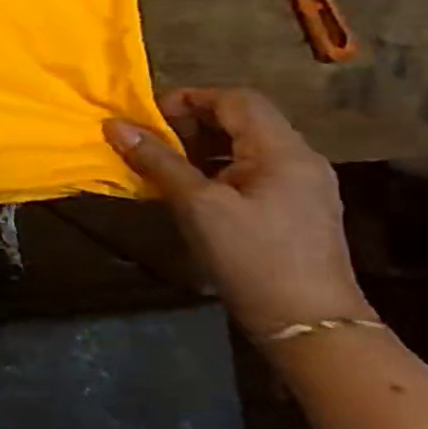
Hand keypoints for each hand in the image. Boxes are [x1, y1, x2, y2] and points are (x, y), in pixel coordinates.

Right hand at [104, 88, 374, 339]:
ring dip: (205, 146)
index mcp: (282, 150)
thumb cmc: (253, 259)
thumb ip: (158, 161)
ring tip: (168, 165)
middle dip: (194, 122)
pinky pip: (254, 171)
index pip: (235, 98)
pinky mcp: (298, 210)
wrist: (312, 330)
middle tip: (155, 141)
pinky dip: (220, 169)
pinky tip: (195, 191)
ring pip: (247, 146)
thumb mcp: (198, 207)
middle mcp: (300, 159)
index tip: (152, 117)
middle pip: (243, 119)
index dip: (190, 99)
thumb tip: (115, 125)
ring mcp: (304, 186)